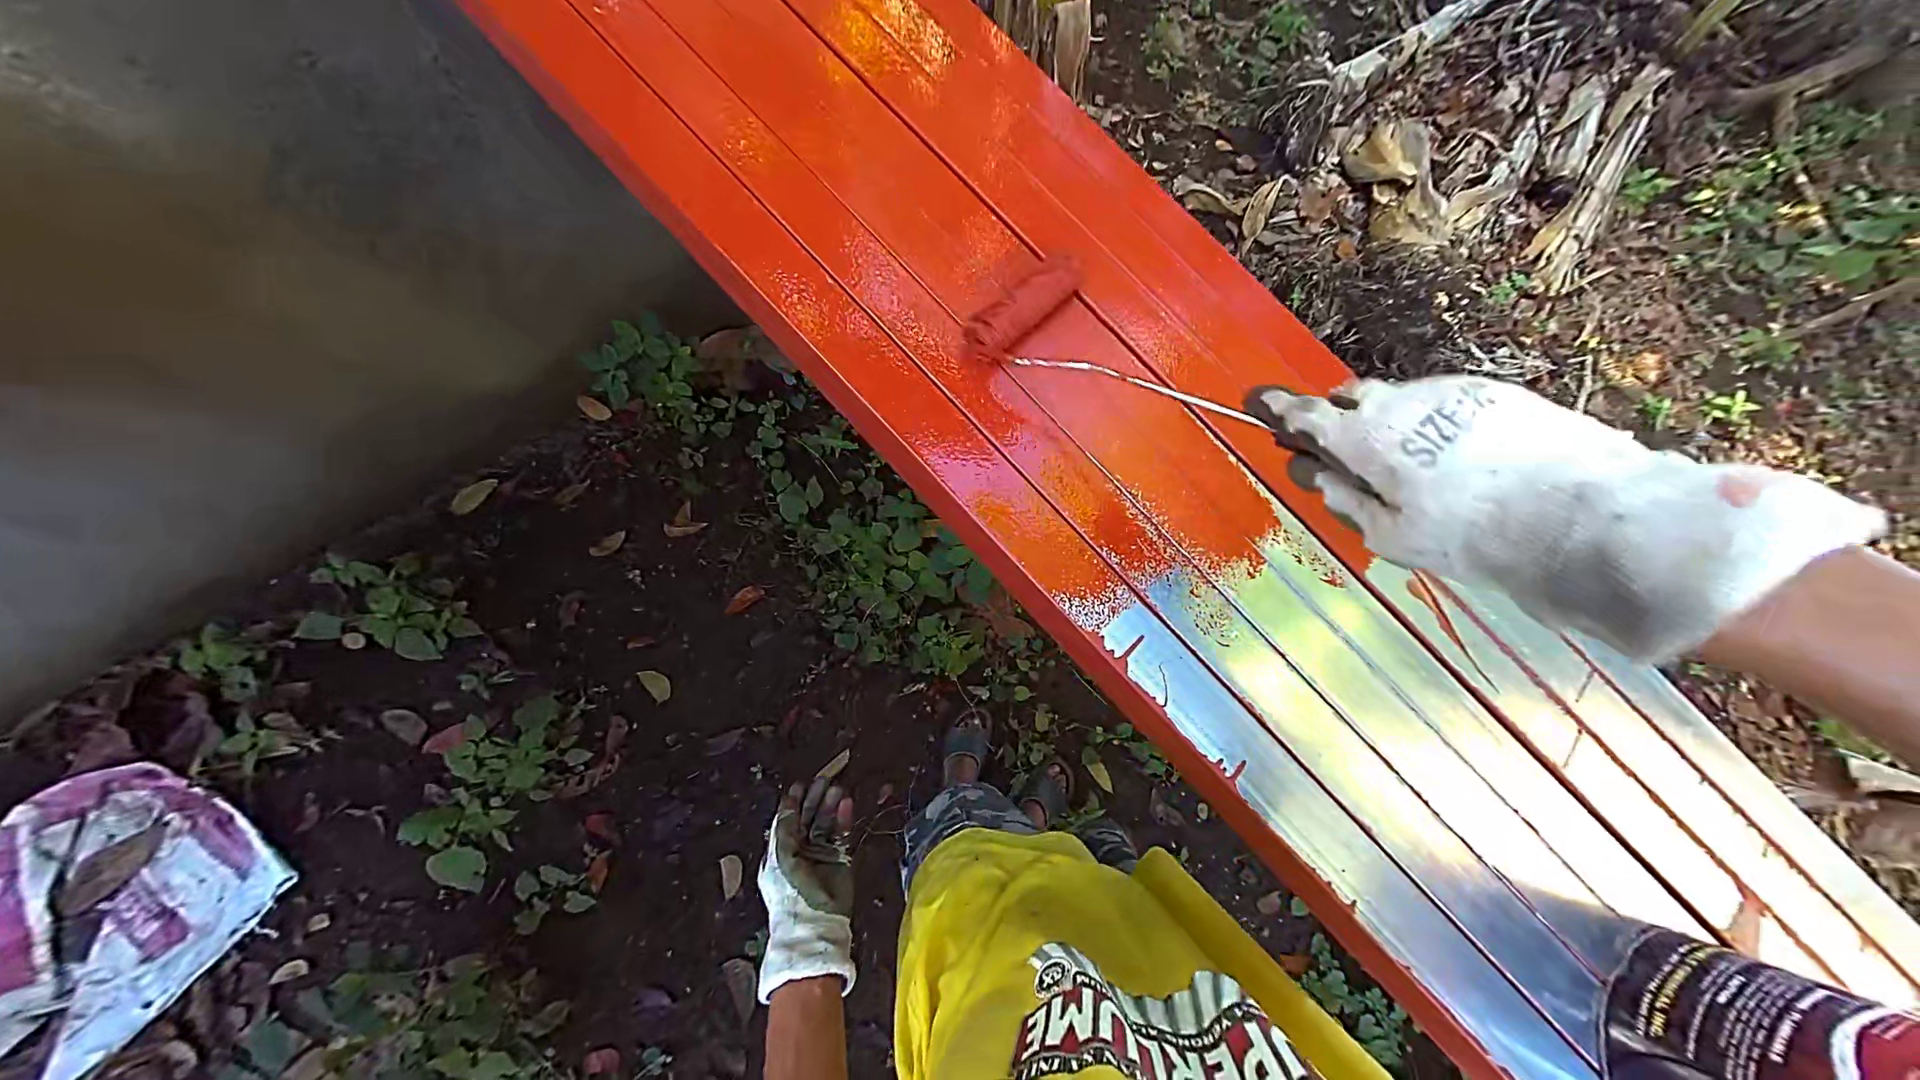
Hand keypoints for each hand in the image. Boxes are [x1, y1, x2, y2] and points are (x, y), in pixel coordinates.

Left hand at [756, 777, 855, 1002]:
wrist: (813, 924)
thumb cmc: (789, 889)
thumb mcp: (780, 855)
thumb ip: (785, 827)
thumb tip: (789, 802)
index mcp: (780, 851)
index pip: (788, 820)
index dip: (794, 801)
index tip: (802, 784)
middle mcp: (800, 850)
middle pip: (808, 818)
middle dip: (815, 799)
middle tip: (825, 779)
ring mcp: (820, 854)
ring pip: (825, 823)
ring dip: (830, 806)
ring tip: (838, 788)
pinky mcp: (839, 859)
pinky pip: (841, 834)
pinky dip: (843, 818)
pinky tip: (846, 804)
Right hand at [1246, 376, 1885, 661]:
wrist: (1591, 518)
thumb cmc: (1471, 535)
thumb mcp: (1390, 532)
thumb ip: (1343, 496)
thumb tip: (1310, 473)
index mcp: (1369, 436)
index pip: (1308, 413)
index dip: (1278, 407)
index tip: (1256, 399)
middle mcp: (1405, 401)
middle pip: (1349, 395)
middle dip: (1332, 413)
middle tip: (1330, 444)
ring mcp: (1453, 392)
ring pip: (1395, 396)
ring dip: (1379, 418)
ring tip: (1395, 460)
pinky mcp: (1494, 395)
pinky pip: (1436, 400)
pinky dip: (1421, 420)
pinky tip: (1443, 457)